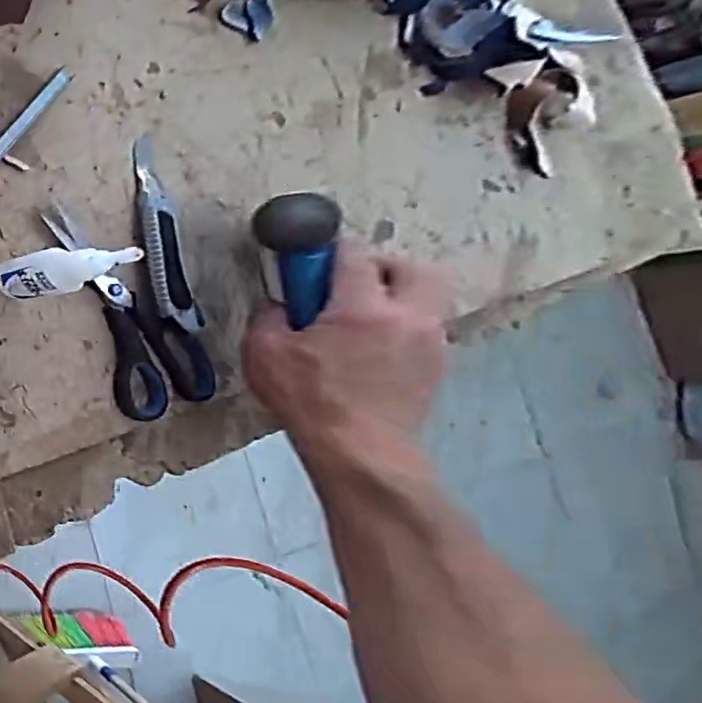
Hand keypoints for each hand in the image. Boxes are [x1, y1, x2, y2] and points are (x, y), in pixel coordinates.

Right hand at [244, 248, 451, 463]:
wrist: (359, 452)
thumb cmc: (308, 399)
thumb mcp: (264, 351)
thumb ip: (269, 315)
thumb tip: (280, 304)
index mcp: (363, 307)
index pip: (354, 254)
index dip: (328, 250)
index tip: (307, 263)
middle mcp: (408, 317)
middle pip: (413, 267)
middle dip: (381, 266)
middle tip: (347, 285)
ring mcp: (430, 343)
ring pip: (424, 299)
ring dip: (393, 299)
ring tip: (356, 322)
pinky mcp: (437, 368)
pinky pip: (422, 331)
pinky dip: (398, 329)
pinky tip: (369, 352)